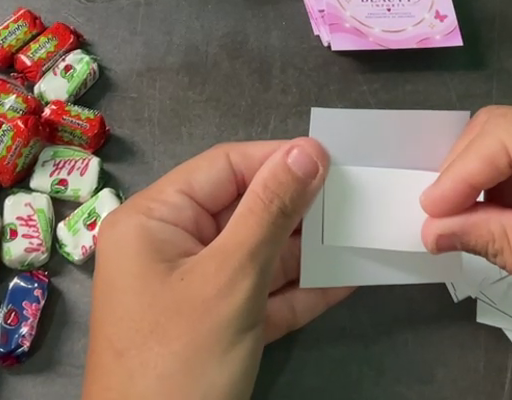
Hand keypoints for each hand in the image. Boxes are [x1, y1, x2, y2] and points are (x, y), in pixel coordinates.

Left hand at [83, 138, 352, 399]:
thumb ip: (271, 211)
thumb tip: (309, 150)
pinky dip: (297, 290)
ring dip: (304, 249)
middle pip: (241, 208)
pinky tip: (343, 279)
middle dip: (296, 206)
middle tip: (352, 197)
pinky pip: (258, 294)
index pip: (223, 168)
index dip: (277, 159)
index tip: (332, 158)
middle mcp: (169, 245)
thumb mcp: (230, 280)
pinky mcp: (214, 327)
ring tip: (356, 231)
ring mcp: (191, 288)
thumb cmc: (181, 361)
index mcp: (155, 219)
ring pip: (255, 252)